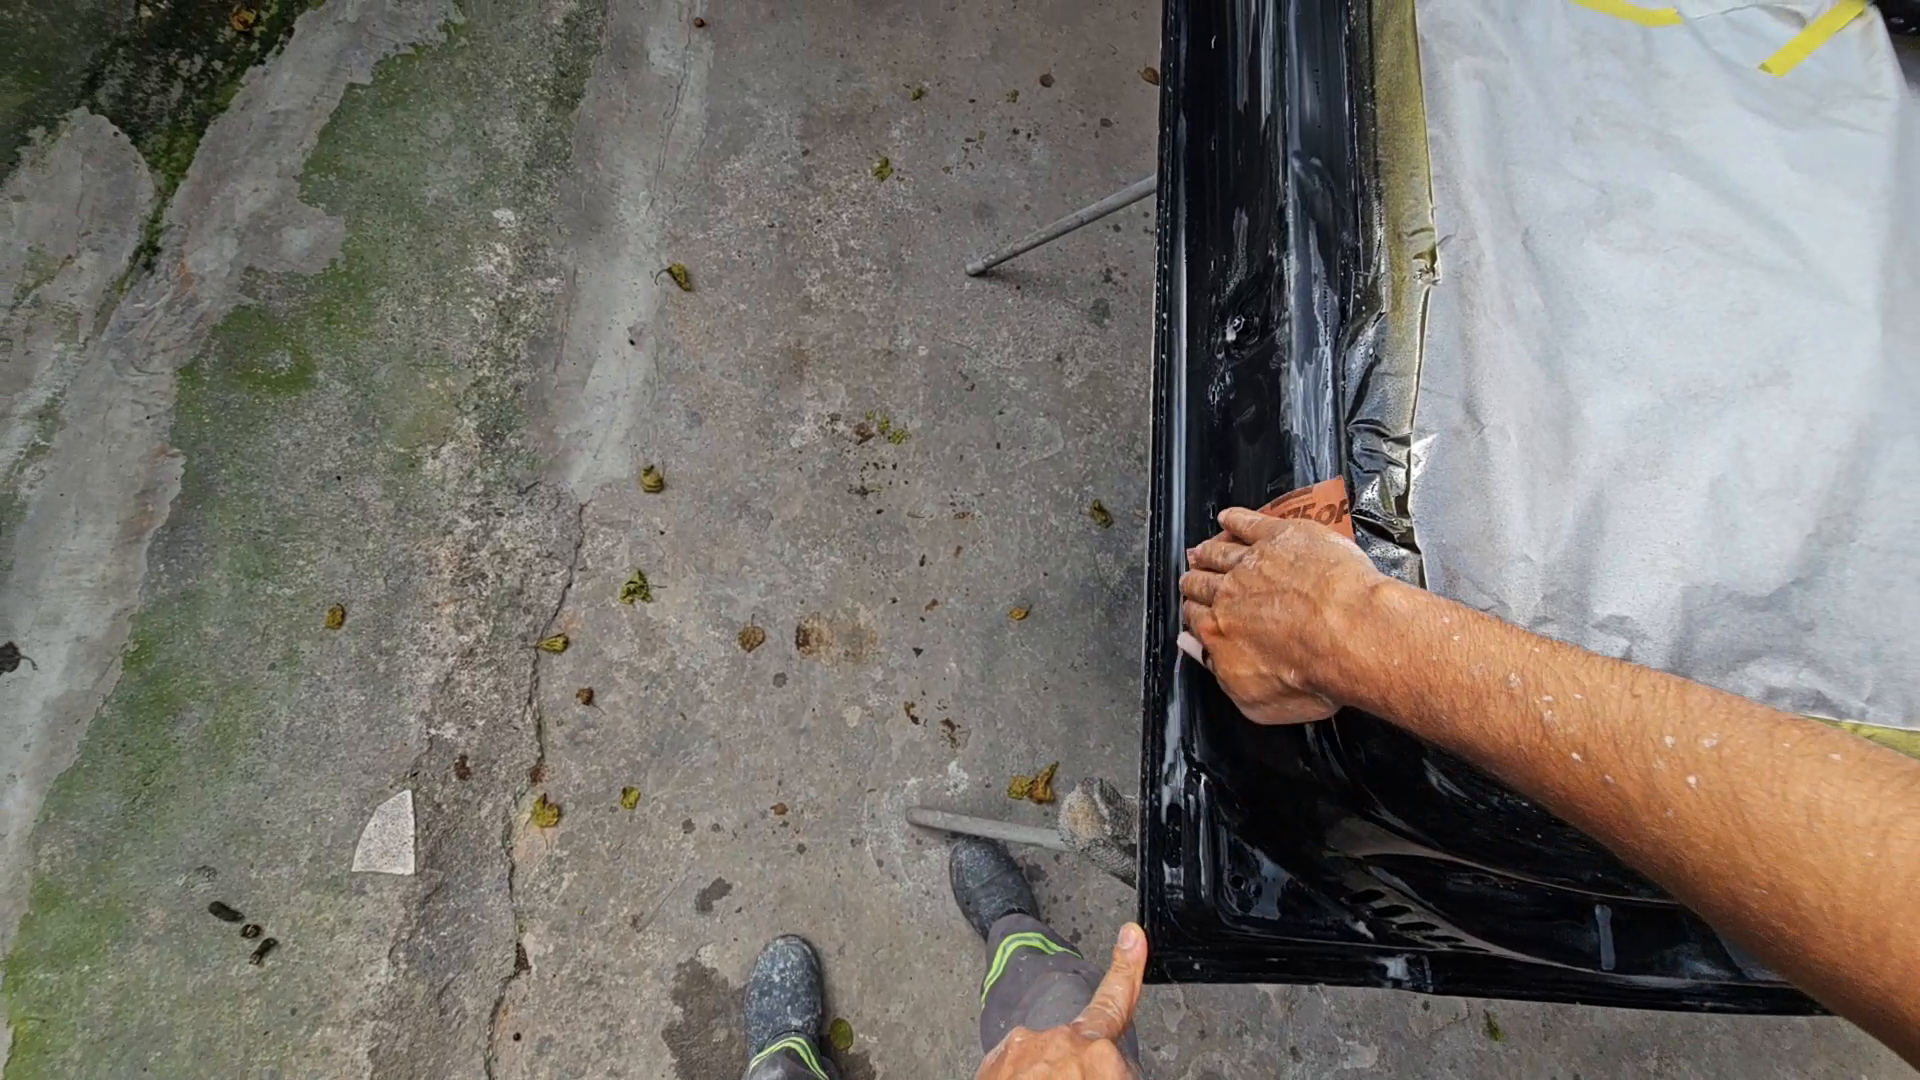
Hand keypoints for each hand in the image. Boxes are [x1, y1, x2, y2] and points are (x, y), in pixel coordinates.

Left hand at [975, 924, 1147, 1079]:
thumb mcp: (1109, 1075)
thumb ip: (1115, 1066)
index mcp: (1098, 1055)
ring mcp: (1023, 1049)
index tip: (1130, 934)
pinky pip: (1019, 1070)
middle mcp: (1059, 1041)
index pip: (1118, 1002)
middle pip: (1084, 1054)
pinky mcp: (995, 1062)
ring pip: (1048, 1065)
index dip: (1128, 966)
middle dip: (1086, 1077)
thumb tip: (1115, 1062)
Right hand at [1178, 508, 1385, 723]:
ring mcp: (1255, 562)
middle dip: (1194, 580)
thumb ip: (1227, 680)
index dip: (1193, 613)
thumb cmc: (1314, 671)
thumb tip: (1210, 662)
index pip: (1196, 617)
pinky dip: (1236, 520)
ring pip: (1220, 552)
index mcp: (1219, 631)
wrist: (1350, 635)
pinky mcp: (1281, 537)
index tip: (1194, 611)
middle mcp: (1230, 592)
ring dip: (1207, 551)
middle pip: (1202, 582)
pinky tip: (1229, 518)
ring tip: (1202, 550)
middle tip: (1191, 578)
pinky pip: (1249, 523)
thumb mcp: (1260, 702)